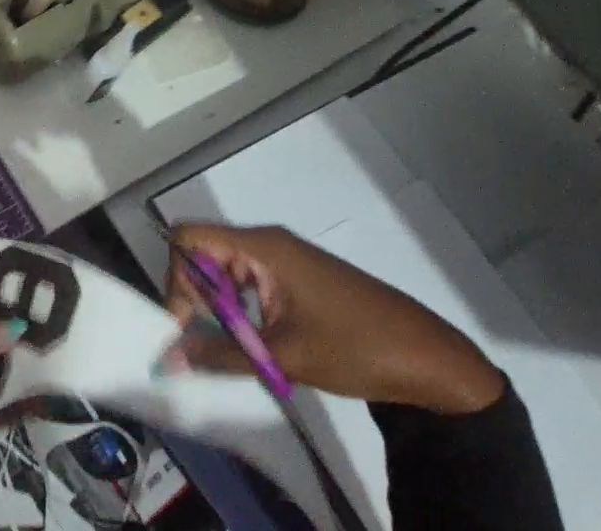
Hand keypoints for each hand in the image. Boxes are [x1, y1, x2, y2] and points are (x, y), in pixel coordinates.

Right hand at [162, 224, 503, 413]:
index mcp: (263, 248)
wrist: (430, 361)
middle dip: (193, 295)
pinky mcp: (297, 278)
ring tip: (230, 346)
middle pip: (204, 253)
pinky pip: (248, 281)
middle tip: (203, 342)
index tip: (185, 324)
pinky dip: (239, 308)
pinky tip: (253, 341)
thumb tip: (169, 358)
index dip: (176, 277)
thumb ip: (220, 355)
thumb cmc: (355, 349)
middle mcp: (269, 244)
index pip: (190, 238)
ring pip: (225, 270)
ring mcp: (285, 260)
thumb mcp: (283, 357)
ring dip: (217, 306)